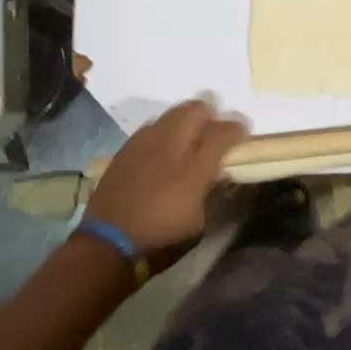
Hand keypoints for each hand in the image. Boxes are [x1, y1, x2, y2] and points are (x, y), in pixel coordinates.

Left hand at [84, 98, 247, 254]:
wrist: (108, 241)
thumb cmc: (160, 238)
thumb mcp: (199, 222)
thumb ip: (212, 190)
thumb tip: (221, 172)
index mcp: (194, 167)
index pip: (225, 131)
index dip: (238, 129)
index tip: (241, 134)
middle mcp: (171, 144)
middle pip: (197, 108)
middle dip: (211, 115)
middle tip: (214, 131)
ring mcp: (146, 140)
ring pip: (174, 112)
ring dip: (187, 120)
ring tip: (189, 137)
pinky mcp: (128, 145)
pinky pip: (154, 125)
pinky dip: (165, 130)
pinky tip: (164, 148)